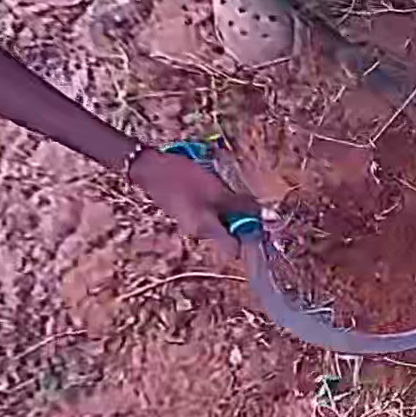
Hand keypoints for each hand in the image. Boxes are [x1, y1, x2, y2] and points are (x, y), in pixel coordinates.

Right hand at [128, 149, 260, 254]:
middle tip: (253, 208)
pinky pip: (211, 218)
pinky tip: (222, 194)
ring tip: (238, 198)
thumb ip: (242, 206)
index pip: (234, 250)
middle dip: (243, 225)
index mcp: (206, 231)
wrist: (148, 166)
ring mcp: (191, 225)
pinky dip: (220, 210)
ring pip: (221, 226)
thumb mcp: (218, 191)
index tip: (262, 227)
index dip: (250, 241)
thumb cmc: (183, 179)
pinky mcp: (188, 214)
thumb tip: (267, 216)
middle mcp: (198, 233)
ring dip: (232, 215)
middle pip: (229, 238)